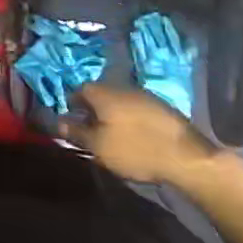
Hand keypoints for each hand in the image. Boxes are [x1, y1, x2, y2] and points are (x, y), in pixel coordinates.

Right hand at [64, 84, 218, 185]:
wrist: (183, 155)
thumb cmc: (134, 150)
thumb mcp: (99, 146)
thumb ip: (77, 133)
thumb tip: (58, 122)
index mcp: (105, 93)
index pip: (81, 88)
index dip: (72, 102)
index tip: (70, 118)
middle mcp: (123, 87)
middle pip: (101, 93)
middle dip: (92, 107)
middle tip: (89, 128)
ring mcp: (145, 96)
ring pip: (120, 100)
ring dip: (112, 113)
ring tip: (110, 134)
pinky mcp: (161, 107)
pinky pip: (136, 107)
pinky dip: (129, 117)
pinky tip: (132, 134)